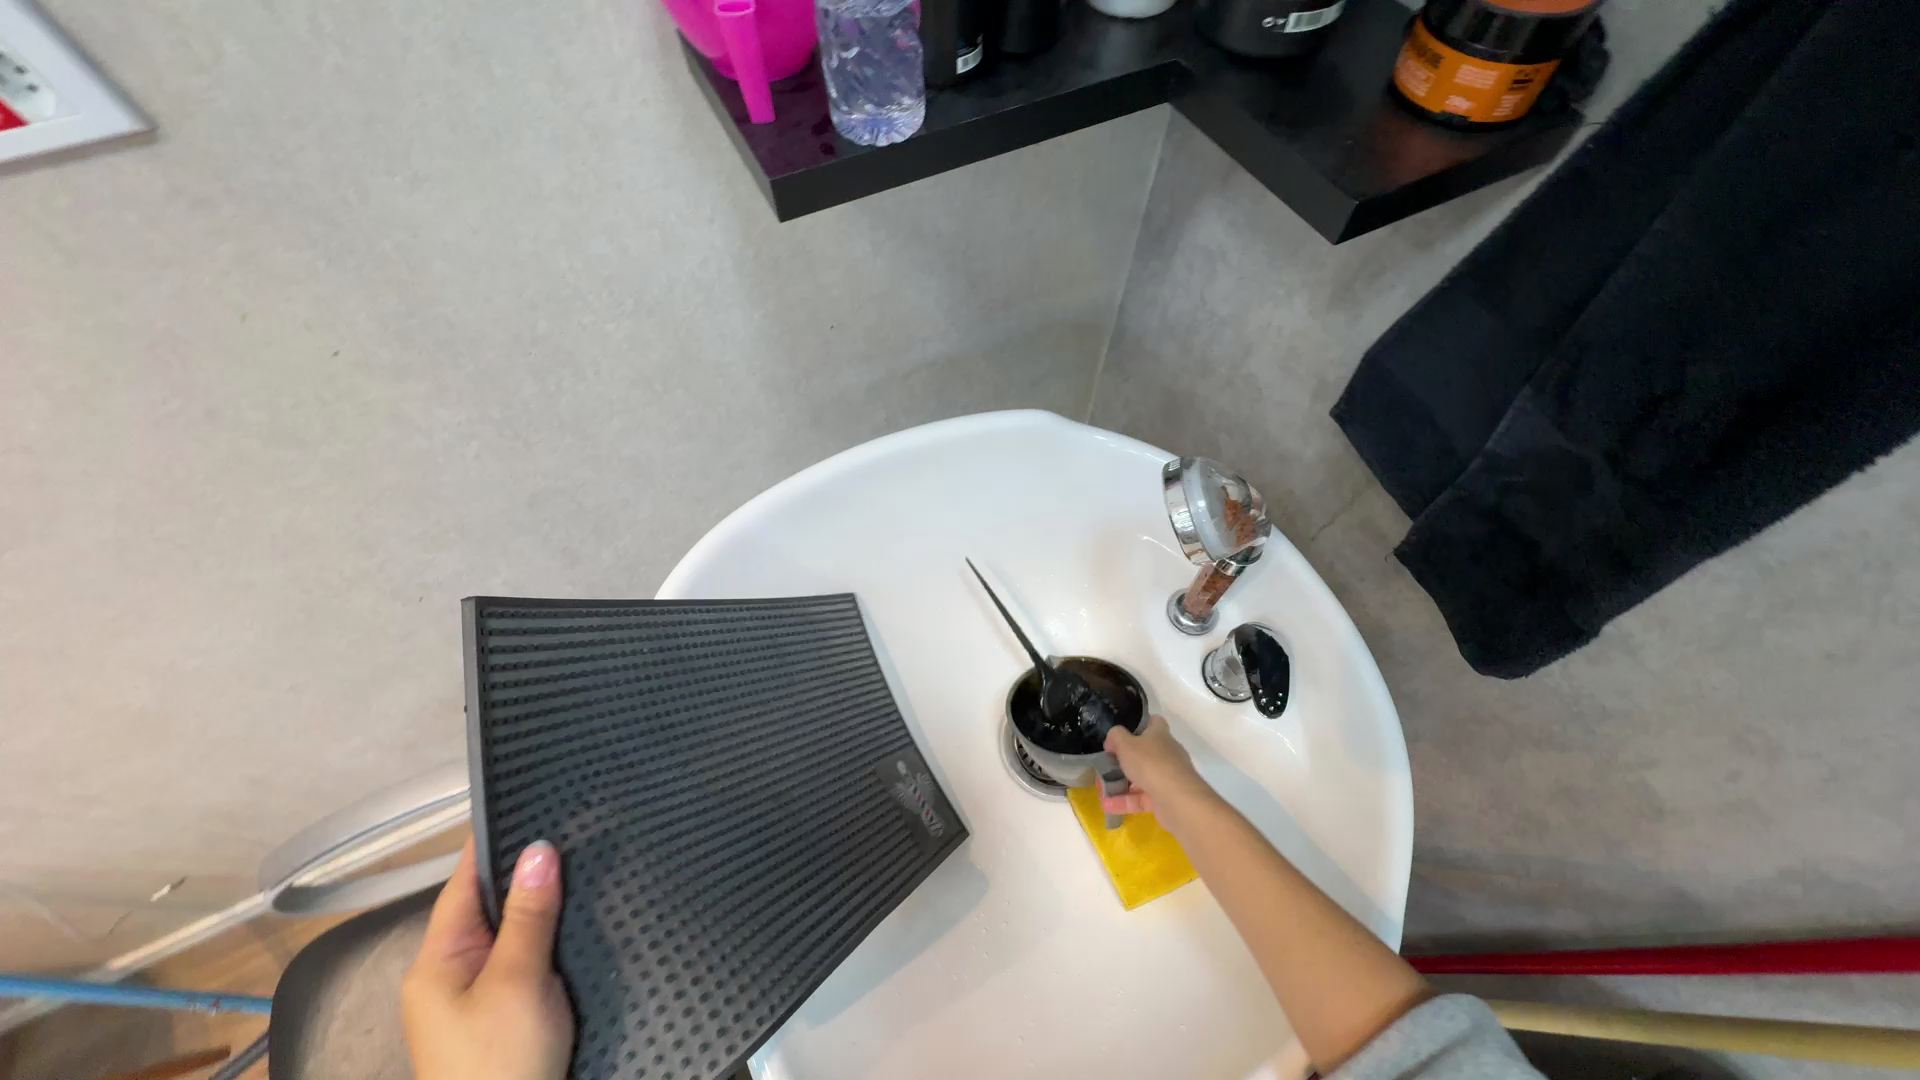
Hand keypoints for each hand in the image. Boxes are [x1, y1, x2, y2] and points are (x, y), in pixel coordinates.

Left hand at [403, 837, 574, 1079]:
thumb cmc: (501, 1059)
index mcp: (438, 957)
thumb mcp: (517, 982)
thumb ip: (529, 915)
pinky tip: (580, 913)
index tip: (534, 795)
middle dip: (531, 865)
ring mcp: (477, 991)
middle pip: (491, 900)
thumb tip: (539, 848)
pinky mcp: (505, 1007)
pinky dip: (550, 929)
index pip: (466, 878)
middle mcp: (451, 968)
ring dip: (543, 898)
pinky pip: (525, 952)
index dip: (497, 838)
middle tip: (580, 823)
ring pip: (512, 926)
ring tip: (589, 856)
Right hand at [1101, 714, 1212, 819]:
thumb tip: (1112, 740)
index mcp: (1160, 735)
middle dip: (1126, 760)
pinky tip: (1107, 806)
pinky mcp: (1165, 799)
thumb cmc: (1150, 763)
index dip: (1141, 723)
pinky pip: (1141, 798)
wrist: (1177, 800)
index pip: (1155, 722)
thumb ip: (1115, 737)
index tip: (1124, 731)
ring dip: (1121, 784)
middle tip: (1106, 764)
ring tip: (1101, 790)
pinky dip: (1125, 802)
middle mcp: (1167, 754)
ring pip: (1142, 778)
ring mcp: (1167, 778)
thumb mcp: (1125, 744)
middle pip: (1146, 753)